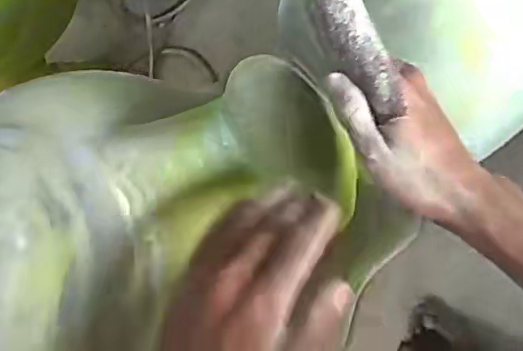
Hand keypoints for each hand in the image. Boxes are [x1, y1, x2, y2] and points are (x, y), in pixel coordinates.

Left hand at [158, 187, 352, 350]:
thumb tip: (338, 286)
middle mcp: (233, 278)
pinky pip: (213, 229)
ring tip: (289, 191)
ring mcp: (204, 275)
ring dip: (269, 200)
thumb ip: (316, 331)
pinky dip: (236, 211)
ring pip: (242, 218)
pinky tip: (247, 206)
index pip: (299, 242)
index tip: (336, 207)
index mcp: (265, 305)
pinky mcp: (184, 280)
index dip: (320, 219)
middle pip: (271, 224)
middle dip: (298, 205)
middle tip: (318, 195)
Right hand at [326, 61, 495, 229]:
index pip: (364, 56)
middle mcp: (412, 77)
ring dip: (369, 93)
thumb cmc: (417, 176)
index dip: (343, 65)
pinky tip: (375, 122)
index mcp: (400, 83)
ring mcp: (422, 88)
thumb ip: (354, 112)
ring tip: (354, 117)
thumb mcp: (375, 152)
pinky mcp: (427, 101)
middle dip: (355, 82)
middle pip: (373, 67)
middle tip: (341, 108)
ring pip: (384, 80)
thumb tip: (333, 76)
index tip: (328, 80)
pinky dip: (382, 100)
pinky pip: (395, 89)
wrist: (462, 193)